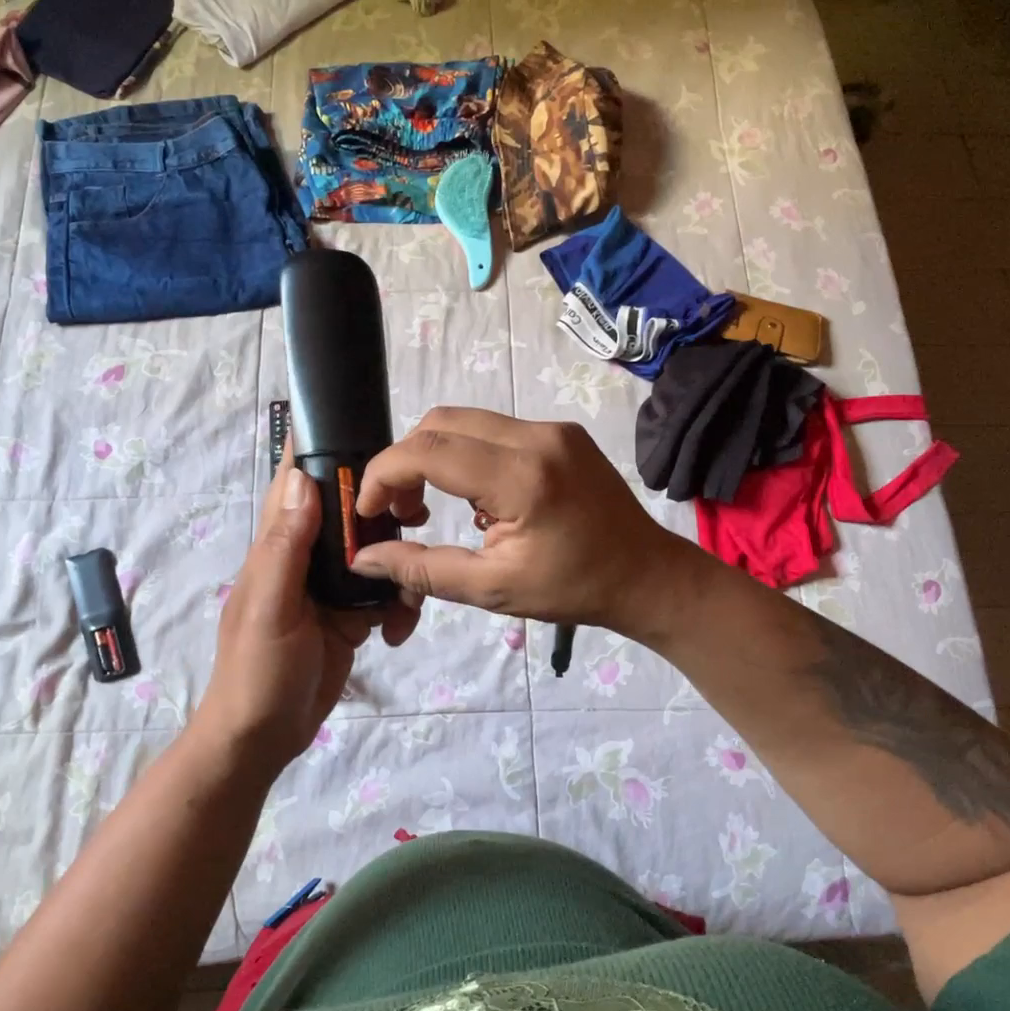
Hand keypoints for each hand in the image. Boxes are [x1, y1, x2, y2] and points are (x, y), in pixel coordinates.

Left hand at [194, 455, 418, 771]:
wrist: (264, 737)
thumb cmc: (257, 672)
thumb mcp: (269, 606)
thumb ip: (285, 545)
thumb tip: (301, 478)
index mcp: (277, 546)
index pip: (296, 484)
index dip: (324, 452)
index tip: (368, 431)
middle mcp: (304, 558)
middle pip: (348, 515)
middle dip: (383, 514)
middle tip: (418, 519)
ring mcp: (329, 589)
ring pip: (375, 554)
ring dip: (399, 567)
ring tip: (413, 592)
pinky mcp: (350, 617)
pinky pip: (384, 596)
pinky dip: (398, 607)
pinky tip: (399, 629)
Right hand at [349, 408, 698, 636]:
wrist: (646, 575)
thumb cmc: (572, 589)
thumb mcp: (492, 589)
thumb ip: (422, 569)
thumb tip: (363, 558)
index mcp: (523, 478)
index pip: (428, 450)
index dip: (383, 474)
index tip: (367, 512)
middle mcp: (537, 437)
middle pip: (440, 422)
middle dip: (403, 463)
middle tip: (398, 513)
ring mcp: (552, 429)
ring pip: (464, 422)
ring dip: (432, 457)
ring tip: (430, 509)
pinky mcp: (560, 431)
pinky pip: (493, 430)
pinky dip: (464, 456)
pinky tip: (474, 501)